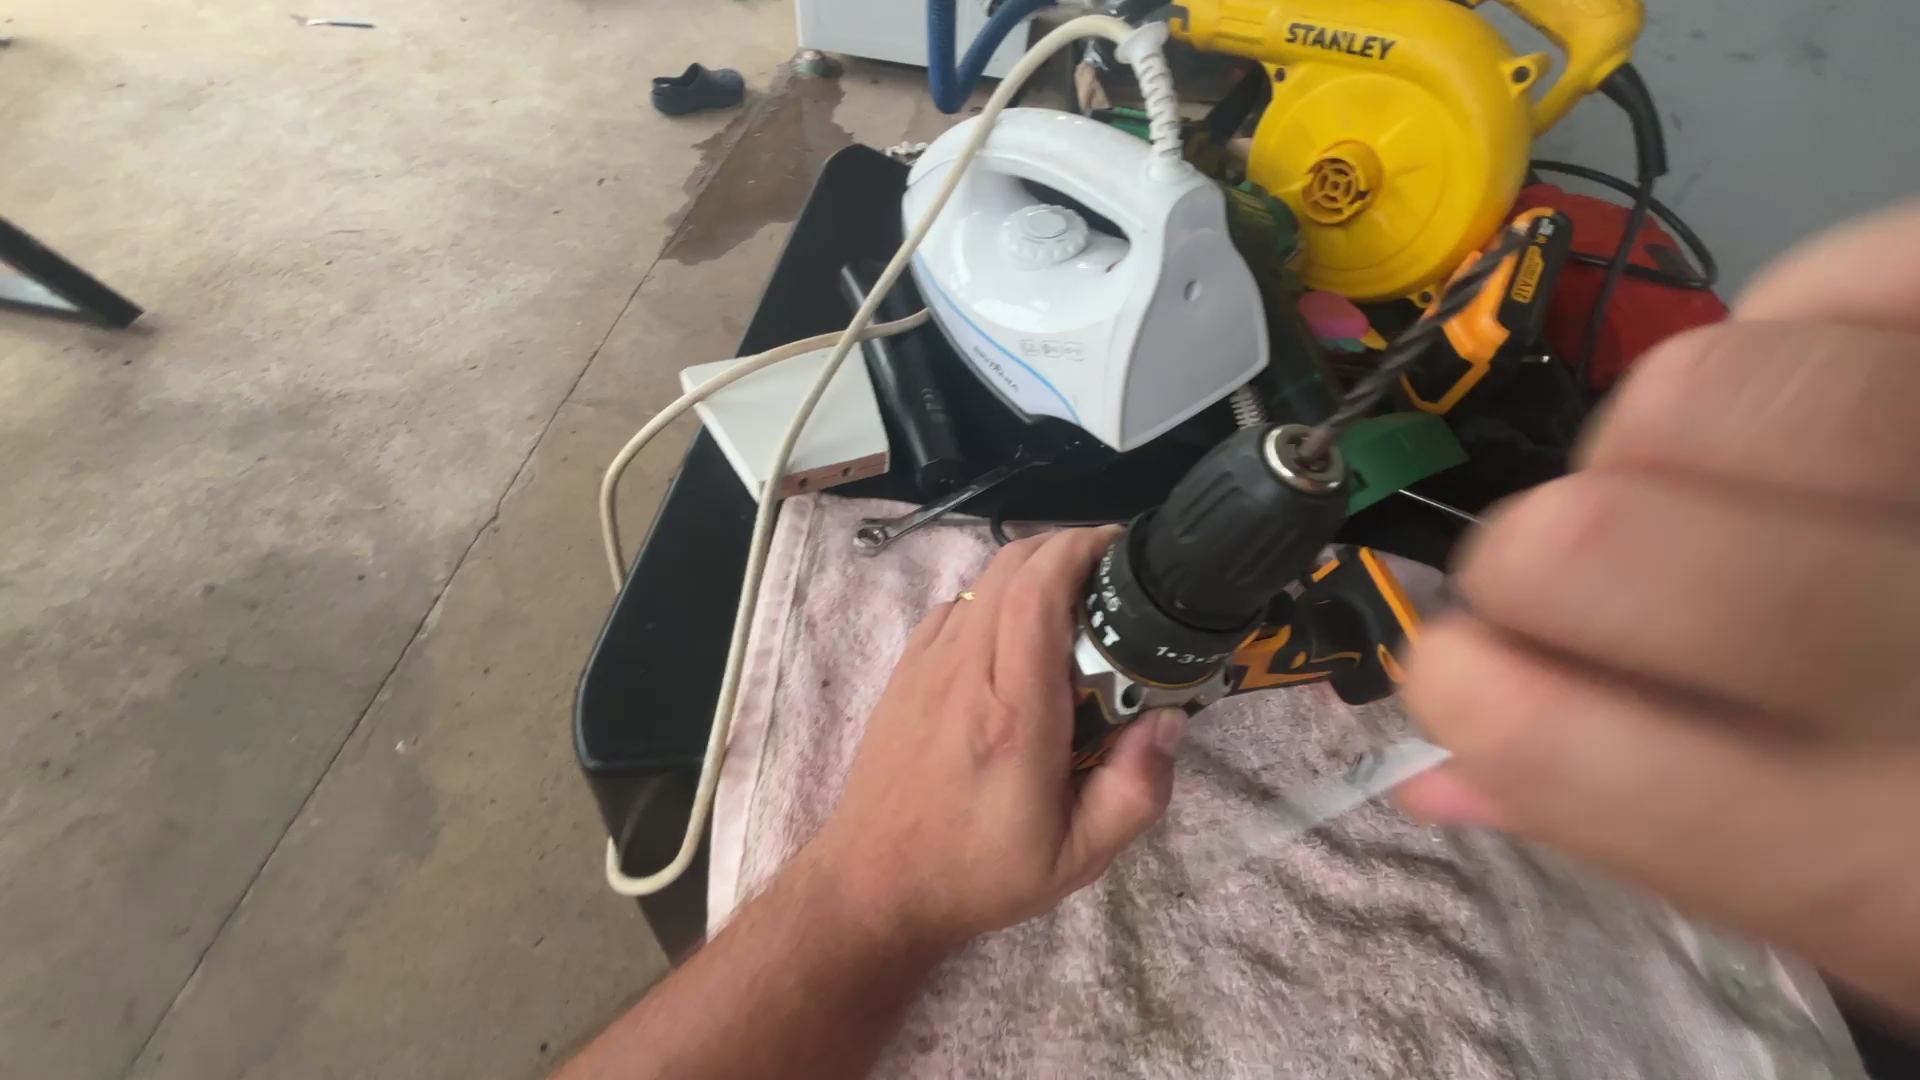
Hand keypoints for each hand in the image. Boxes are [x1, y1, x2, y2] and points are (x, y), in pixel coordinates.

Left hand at [806, 527, 1181, 951]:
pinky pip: (953, 608)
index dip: (1077, 551)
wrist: (876, 881)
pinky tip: (1009, 633)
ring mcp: (926, 665)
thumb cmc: (980, 872)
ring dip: (1027, 569)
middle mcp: (966, 673)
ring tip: (1066, 596)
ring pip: (980, 581)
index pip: (1038, 595)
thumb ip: (1135, 790)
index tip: (1116, 546)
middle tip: (1104, 566)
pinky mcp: (904, 671)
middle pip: (1009, 568)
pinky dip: (990, 597)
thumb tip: (1167, 719)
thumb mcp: (1078, 857)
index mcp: (1016, 715)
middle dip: (1061, 547)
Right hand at [1398, 202, 1919, 1017]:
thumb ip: (1609, 824)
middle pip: (1577, 544)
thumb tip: (1430, 779)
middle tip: (1595, 577)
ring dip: (1649, 441)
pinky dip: (1799, 321)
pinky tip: (1831, 399)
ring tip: (1719, 483)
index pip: (1536, 736)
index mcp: (1868, 859)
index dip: (1456, 684)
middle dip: (1530, 557)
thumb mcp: (1825, 887)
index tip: (1474, 670)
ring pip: (1689, 392)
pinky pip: (1847, 277)